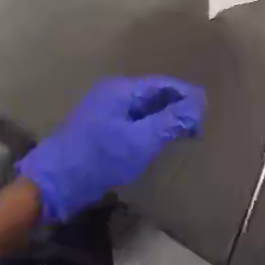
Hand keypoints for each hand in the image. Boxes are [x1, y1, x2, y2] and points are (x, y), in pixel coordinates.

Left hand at [16, 76, 205, 222]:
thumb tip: (199, 103)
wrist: (56, 181)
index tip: (207, 114)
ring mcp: (103, 110)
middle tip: (199, 128)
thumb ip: (170, 121)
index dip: (186, 96)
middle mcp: (112, 93)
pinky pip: (131, 121)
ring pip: (142, 109)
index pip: (162, 83)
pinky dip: (148, 128)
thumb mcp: (141, 141)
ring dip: (162, 119)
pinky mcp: (99, 129)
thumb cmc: (101, 158)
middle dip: (176, 107)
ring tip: (184, 136)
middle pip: (152, 94)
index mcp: (121, 89)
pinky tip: (158, 143)